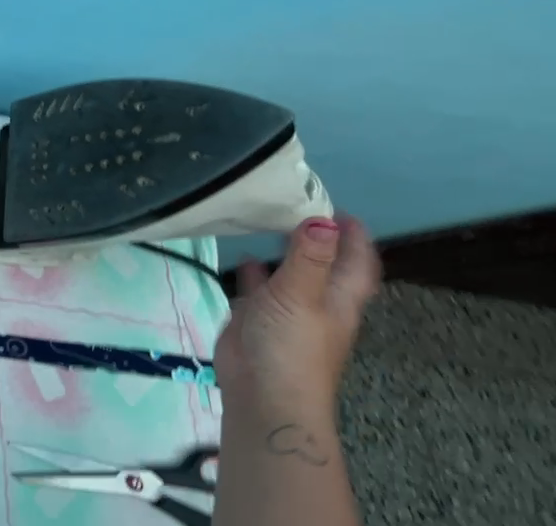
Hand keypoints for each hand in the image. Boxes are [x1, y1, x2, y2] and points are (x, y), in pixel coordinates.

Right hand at [215, 214, 380, 409]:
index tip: (341, 210)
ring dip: (287, 252)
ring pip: (292, 276)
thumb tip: (323, 219)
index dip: (355, 240)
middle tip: (300, 208)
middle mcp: (317, 304)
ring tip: (270, 222)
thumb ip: (308, 258)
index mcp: (338, 300)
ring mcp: (287, 313)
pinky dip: (255, 271)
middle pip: (325, 268)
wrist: (264, 393)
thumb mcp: (300, 296)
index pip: (356, 265)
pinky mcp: (258, 319)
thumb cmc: (291, 345)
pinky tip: (242, 256)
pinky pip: (260, 288)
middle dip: (320, 241)